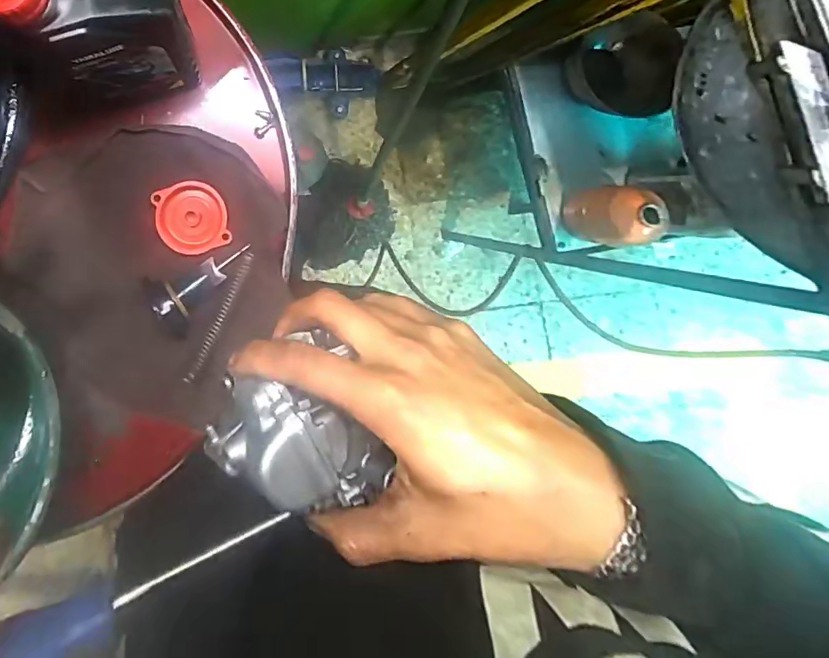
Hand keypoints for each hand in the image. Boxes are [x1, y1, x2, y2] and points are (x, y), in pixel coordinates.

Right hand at [230, 289, 626, 571]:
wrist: (587, 487)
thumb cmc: (501, 510)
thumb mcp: (426, 533)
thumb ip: (361, 531)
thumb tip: (317, 524)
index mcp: (389, 398)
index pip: (306, 362)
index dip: (261, 356)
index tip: (240, 363)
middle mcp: (405, 351)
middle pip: (329, 302)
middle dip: (291, 313)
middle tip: (280, 342)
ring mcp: (437, 334)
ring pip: (365, 296)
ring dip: (333, 308)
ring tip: (325, 338)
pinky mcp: (462, 333)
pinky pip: (400, 305)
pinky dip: (372, 311)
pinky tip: (380, 340)